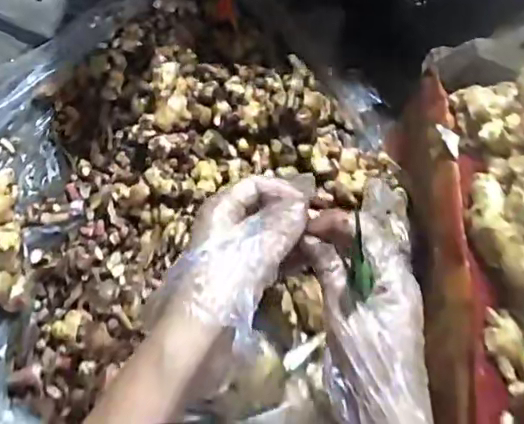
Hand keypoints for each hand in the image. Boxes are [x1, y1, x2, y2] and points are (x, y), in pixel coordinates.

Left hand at [159, 176, 311, 330]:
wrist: (199, 338)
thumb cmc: (224, 280)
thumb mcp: (256, 245)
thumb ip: (282, 221)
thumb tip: (303, 200)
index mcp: (221, 208)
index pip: (255, 185)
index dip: (283, 188)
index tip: (311, 200)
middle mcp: (226, 226)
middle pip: (264, 210)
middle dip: (293, 214)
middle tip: (324, 222)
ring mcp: (235, 255)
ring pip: (270, 236)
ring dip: (295, 237)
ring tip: (324, 241)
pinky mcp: (243, 282)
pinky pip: (271, 260)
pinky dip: (290, 258)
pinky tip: (311, 261)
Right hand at [297, 186, 433, 423]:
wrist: (386, 416)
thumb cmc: (368, 363)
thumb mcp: (342, 313)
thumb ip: (328, 269)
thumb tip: (309, 235)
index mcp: (395, 275)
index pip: (367, 229)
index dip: (337, 219)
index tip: (307, 220)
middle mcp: (396, 279)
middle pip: (365, 239)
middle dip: (333, 229)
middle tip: (302, 228)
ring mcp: (388, 295)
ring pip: (360, 256)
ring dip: (333, 246)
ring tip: (303, 242)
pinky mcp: (377, 311)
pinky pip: (357, 276)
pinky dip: (336, 266)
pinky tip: (313, 265)